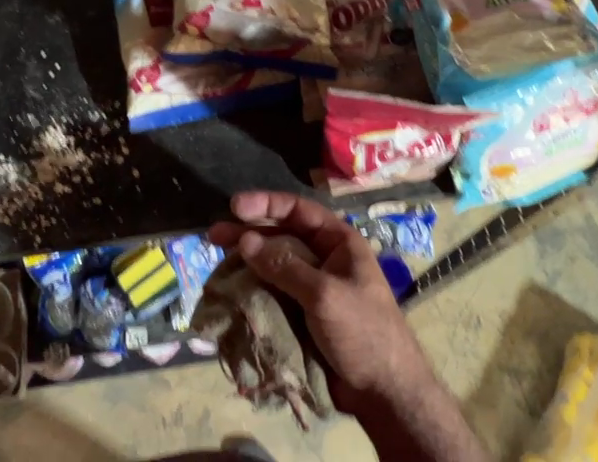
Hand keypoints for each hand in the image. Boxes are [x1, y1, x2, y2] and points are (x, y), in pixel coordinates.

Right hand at [209, 191, 432, 415]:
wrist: (383, 392)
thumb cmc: (363, 332)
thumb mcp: (324, 294)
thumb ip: (284, 266)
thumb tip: (246, 240)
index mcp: (338, 243)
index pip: (299, 211)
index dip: (266, 204)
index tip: (235, 206)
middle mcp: (323, 260)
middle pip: (280, 237)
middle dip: (248, 235)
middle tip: (214, 236)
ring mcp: (311, 289)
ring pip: (271, 267)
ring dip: (245, 264)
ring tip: (217, 265)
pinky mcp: (301, 315)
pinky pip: (271, 294)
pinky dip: (251, 291)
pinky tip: (230, 292)